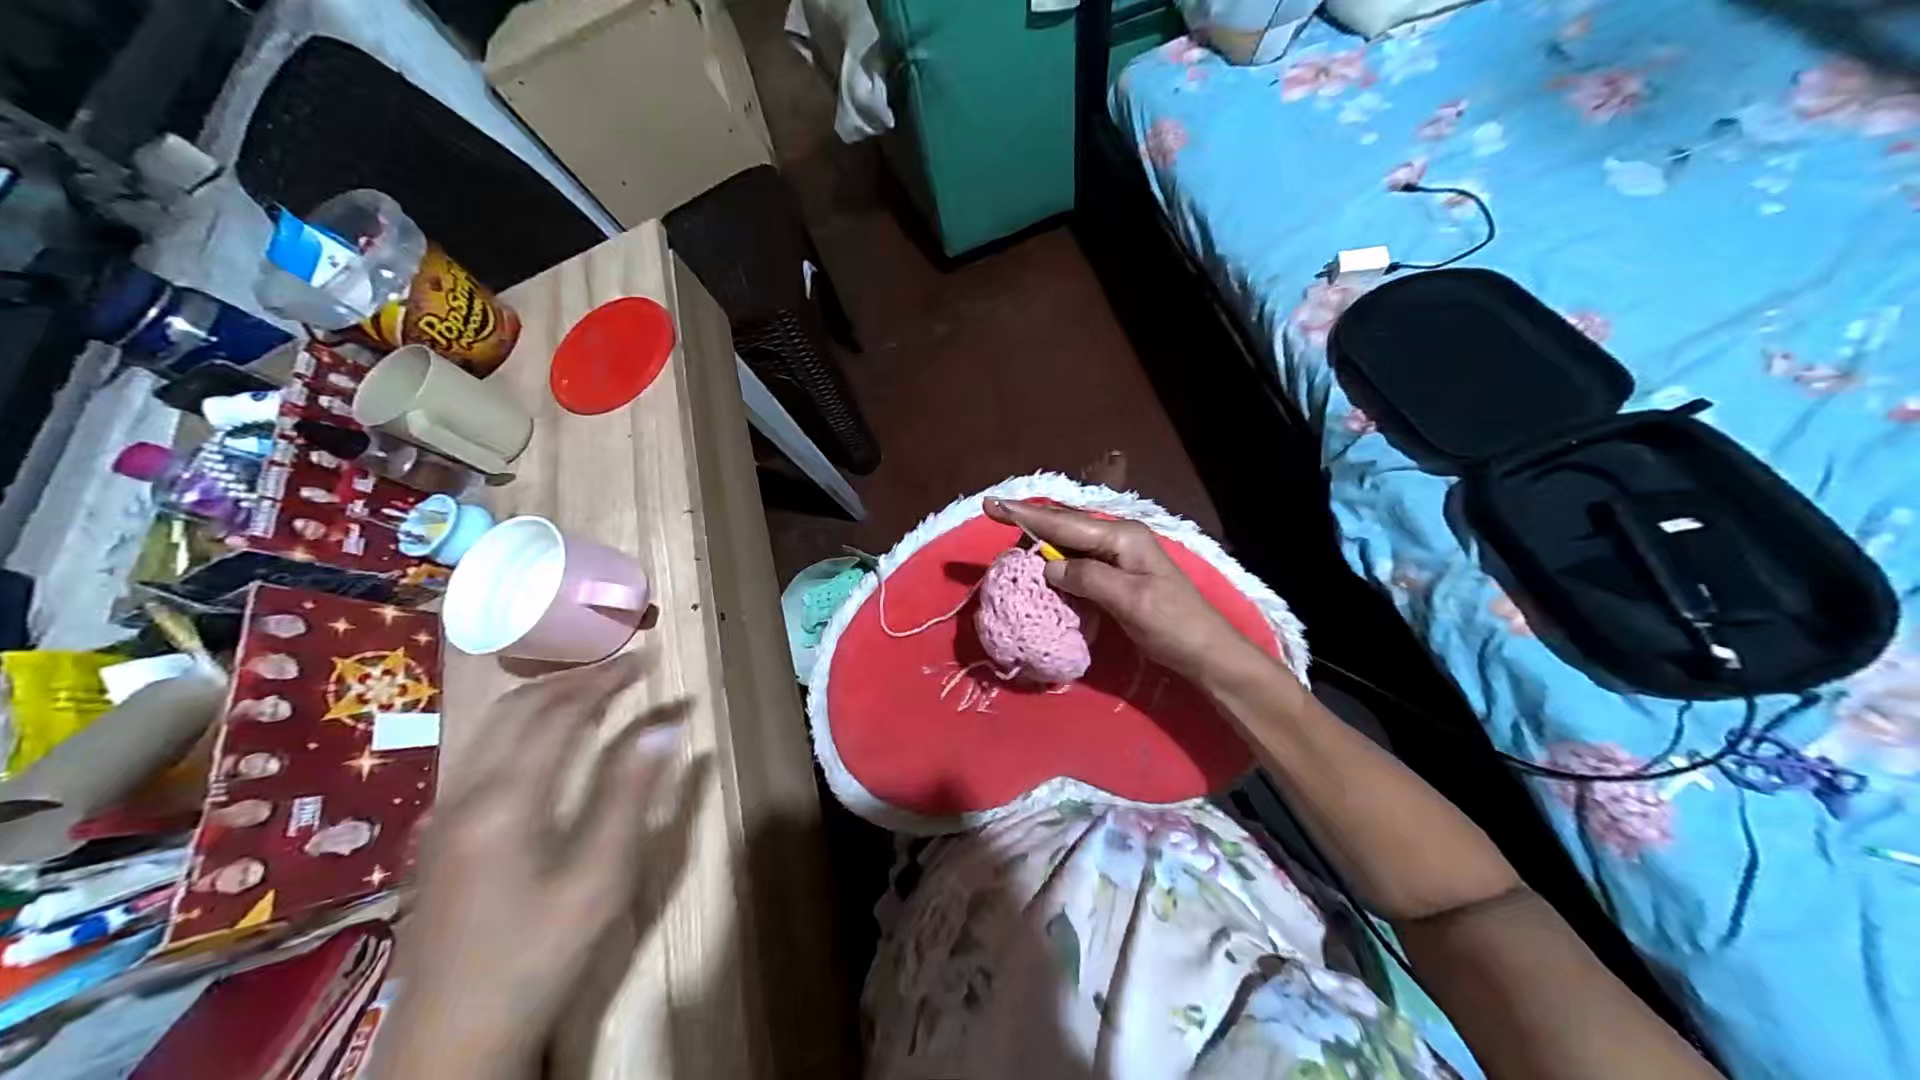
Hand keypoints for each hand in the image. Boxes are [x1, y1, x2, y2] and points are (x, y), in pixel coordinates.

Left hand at [379, 654, 684, 1076]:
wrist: (452, 1037)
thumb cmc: (540, 955)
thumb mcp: (600, 878)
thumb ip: (630, 795)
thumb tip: (664, 728)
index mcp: (507, 801)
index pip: (561, 713)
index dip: (606, 679)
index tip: (646, 659)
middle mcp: (466, 792)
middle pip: (518, 707)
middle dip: (574, 677)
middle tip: (623, 668)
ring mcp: (444, 811)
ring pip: (493, 726)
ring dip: (546, 696)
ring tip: (594, 691)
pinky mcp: (440, 832)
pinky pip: (482, 752)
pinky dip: (523, 725)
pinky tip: (549, 741)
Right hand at [983, 497, 1269, 684]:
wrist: (1206, 651)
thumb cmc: (1174, 625)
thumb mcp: (1131, 601)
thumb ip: (1088, 578)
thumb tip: (1048, 565)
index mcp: (1122, 537)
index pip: (1065, 522)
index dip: (1026, 514)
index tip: (991, 505)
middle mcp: (1118, 538)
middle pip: (1064, 524)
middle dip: (1029, 520)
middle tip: (993, 517)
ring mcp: (1118, 555)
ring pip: (1068, 541)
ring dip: (1039, 540)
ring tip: (1009, 540)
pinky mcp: (1115, 575)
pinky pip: (1076, 561)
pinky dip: (1054, 561)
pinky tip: (1038, 565)